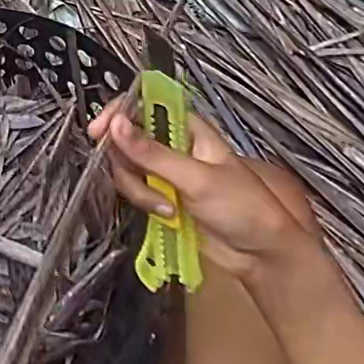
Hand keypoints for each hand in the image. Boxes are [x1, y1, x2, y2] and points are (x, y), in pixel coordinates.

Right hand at [90, 96, 319, 280]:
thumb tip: (116, 125)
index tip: (101, 129)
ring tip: (165, 205)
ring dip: (138, 188)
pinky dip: (142, 202)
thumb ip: (152, 153)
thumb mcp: (197, 178)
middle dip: (126, 160)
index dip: (120, 113)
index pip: (144, 106)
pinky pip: (133, 189)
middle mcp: (172, 146)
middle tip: (133, 174)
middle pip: (126, 138)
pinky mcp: (159, 196)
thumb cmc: (245, 209)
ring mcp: (164, 172)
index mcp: (187, 128)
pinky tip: (165, 213)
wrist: (261, 257)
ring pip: (126, 166)